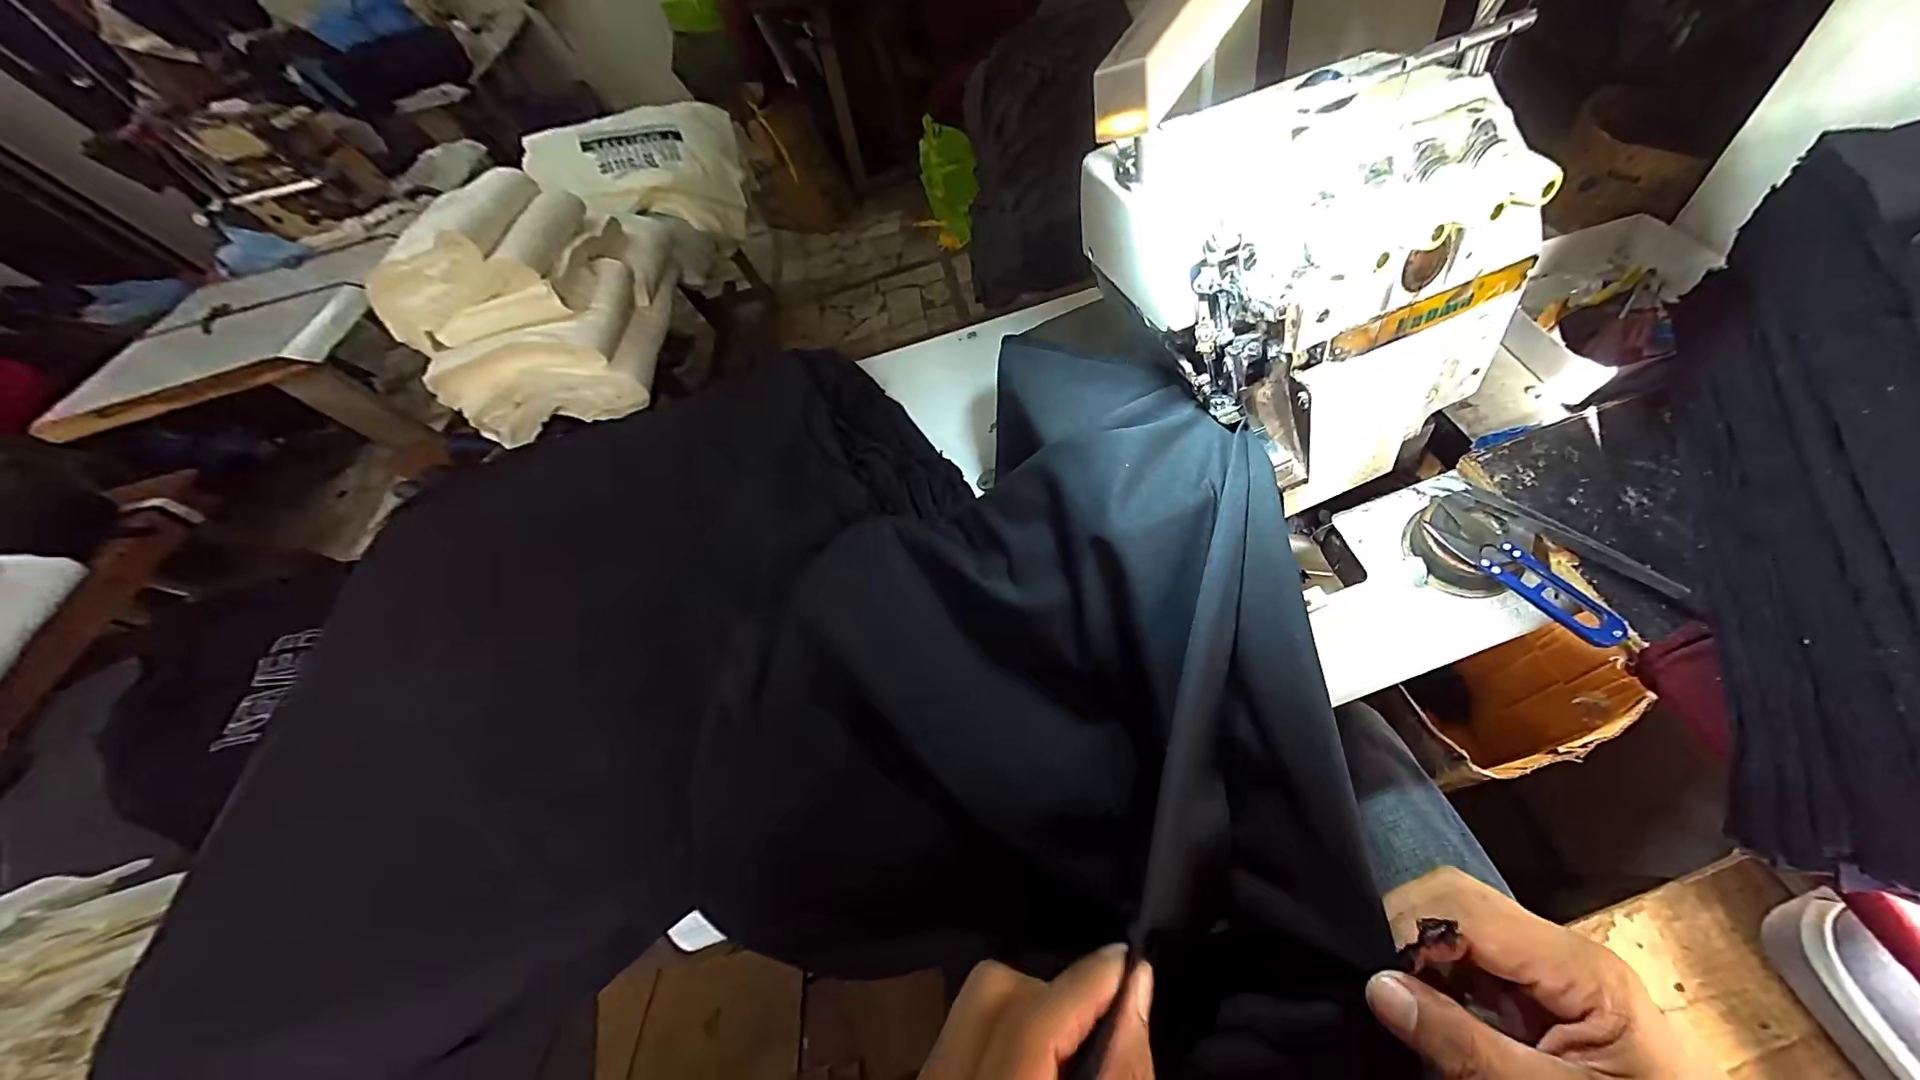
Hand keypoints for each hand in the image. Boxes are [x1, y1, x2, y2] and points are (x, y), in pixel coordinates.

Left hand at [920, 944, 1153, 1079]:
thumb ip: (1123, 1068)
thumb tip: (1135, 984)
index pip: (1030, 1024)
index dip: (1085, 984)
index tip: (1127, 960)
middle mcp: (946, 1078)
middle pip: (991, 992)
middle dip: (1051, 990)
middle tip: (1100, 1013)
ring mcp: (927, 1073)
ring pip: (973, 1003)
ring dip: (1028, 1006)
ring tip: (1071, 1042)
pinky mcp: (926, 1073)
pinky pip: (962, 1029)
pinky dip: (1004, 1029)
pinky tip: (1038, 1058)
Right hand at [1367, 867, 1720, 1077]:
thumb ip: (1465, 1045)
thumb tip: (1376, 987)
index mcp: (1582, 969)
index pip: (1465, 907)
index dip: (1411, 931)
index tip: (1380, 976)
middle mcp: (1564, 949)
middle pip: (1456, 897)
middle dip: (1408, 930)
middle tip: (1388, 983)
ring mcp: (1552, 964)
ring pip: (1455, 917)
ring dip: (1420, 951)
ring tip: (1409, 998)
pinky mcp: (1539, 985)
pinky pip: (1468, 952)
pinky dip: (1437, 970)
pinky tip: (1434, 1005)